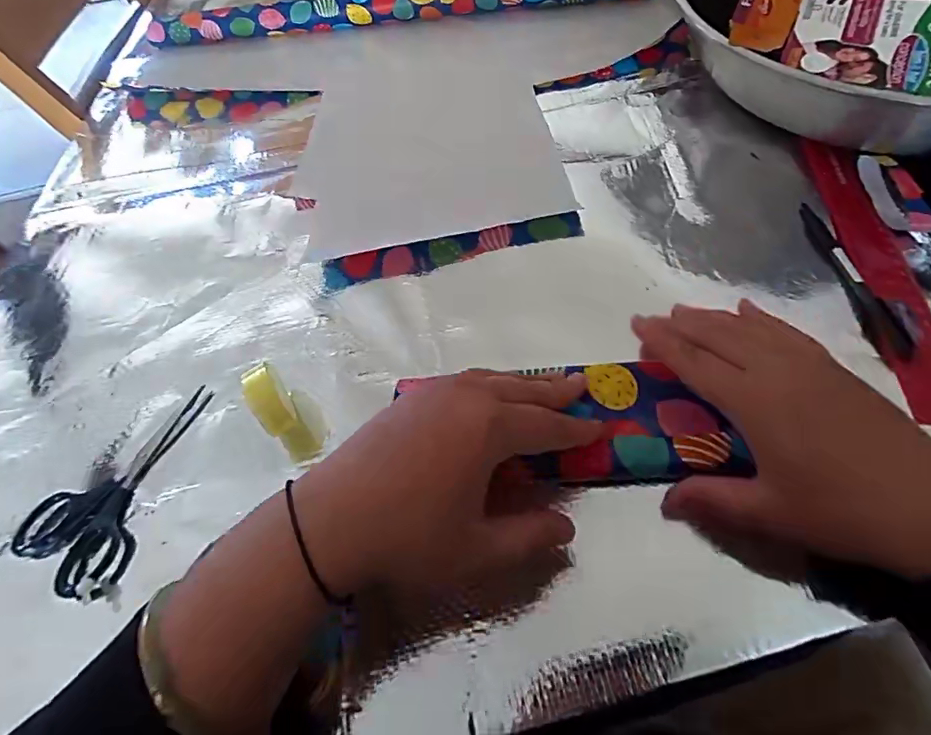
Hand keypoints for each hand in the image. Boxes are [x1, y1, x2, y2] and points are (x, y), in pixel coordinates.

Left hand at [156, 371, 597, 727]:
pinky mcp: (414, 396)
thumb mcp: (475, 551)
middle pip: (524, 390)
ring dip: (524, 383)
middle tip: (584, 384)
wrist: (328, 520)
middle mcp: (468, 397)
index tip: (601, 426)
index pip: (546, 426)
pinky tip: (489, 393)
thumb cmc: (407, 537)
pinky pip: (467, 381)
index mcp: (489, 428)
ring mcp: (438, 391)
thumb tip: (567, 530)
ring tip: (545, 384)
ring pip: (494, 379)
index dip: (576, 429)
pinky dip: (491, 383)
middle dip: (556, 390)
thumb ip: (527, 538)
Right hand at [632, 301, 930, 579]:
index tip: (639, 325)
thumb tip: (666, 503)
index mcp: (755, 402)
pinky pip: (786, 331)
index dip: (665, 344)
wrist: (924, 503)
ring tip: (688, 311)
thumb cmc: (840, 511)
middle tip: (652, 318)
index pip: (697, 364)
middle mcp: (775, 370)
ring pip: (750, 329)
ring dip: (715, 318)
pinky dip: (761, 319)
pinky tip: (748, 311)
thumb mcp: (773, 513)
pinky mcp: (831, 366)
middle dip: (682, 325)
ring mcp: (807, 363)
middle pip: (719, 337)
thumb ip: (715, 501)